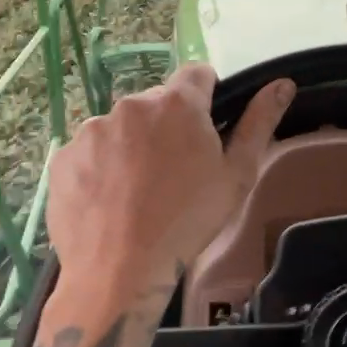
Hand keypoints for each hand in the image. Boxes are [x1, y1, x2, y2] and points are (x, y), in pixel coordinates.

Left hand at [45, 63, 294, 296]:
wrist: (119, 273)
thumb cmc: (189, 220)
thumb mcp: (237, 173)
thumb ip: (260, 121)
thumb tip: (283, 83)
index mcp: (178, 104)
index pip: (197, 73)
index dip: (207, 96)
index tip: (208, 129)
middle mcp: (132, 105)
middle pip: (158, 102)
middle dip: (169, 124)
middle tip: (178, 169)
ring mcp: (92, 130)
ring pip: (123, 125)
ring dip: (135, 143)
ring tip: (141, 189)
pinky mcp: (63, 158)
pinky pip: (91, 150)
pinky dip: (103, 165)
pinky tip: (111, 199)